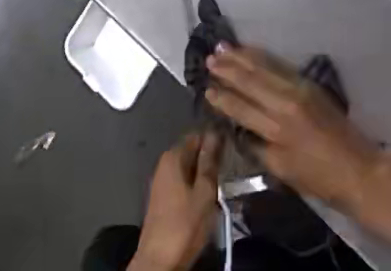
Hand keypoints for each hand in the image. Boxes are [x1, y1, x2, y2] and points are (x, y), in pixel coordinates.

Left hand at [130, 130, 223, 270]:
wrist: (159, 261)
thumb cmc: (184, 225)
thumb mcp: (204, 192)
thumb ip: (209, 161)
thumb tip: (215, 133)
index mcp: (173, 156)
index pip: (198, 135)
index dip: (215, 139)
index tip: (231, 148)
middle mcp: (164, 162)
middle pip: (192, 151)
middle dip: (210, 158)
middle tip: (228, 169)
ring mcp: (162, 180)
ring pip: (188, 168)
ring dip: (203, 174)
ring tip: (220, 184)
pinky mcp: (163, 197)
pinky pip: (183, 181)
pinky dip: (195, 185)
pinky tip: (206, 197)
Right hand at [205, 45, 385, 210]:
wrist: (360, 169)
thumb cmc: (320, 178)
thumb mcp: (283, 171)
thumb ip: (259, 148)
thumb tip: (240, 130)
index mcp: (277, 131)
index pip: (242, 109)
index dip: (223, 98)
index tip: (206, 89)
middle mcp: (285, 104)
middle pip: (250, 82)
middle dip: (228, 70)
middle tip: (208, 60)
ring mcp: (299, 90)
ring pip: (264, 68)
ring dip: (242, 57)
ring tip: (222, 47)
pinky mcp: (309, 84)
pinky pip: (280, 65)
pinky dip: (262, 57)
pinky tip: (250, 51)